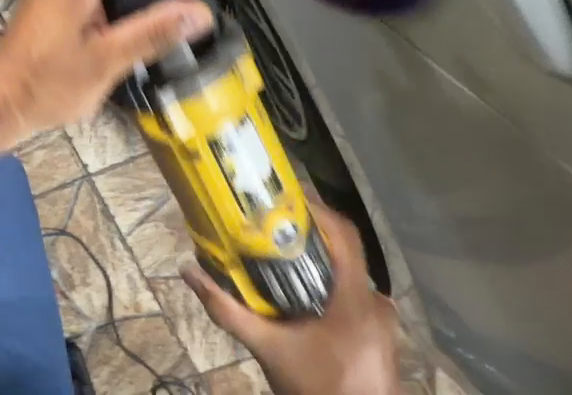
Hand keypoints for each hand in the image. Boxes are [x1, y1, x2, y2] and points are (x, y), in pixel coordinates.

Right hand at [182, 204, 400, 394]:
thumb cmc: (317, 390)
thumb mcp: (266, 350)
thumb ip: (227, 310)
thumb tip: (187, 271)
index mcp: (356, 299)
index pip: (343, 234)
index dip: (315, 208)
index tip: (281, 195)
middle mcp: (377, 303)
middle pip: (344, 251)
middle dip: (307, 235)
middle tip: (269, 226)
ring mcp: (384, 323)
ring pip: (349, 275)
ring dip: (318, 262)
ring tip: (280, 259)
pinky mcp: (381, 338)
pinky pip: (355, 297)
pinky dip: (329, 286)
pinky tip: (302, 299)